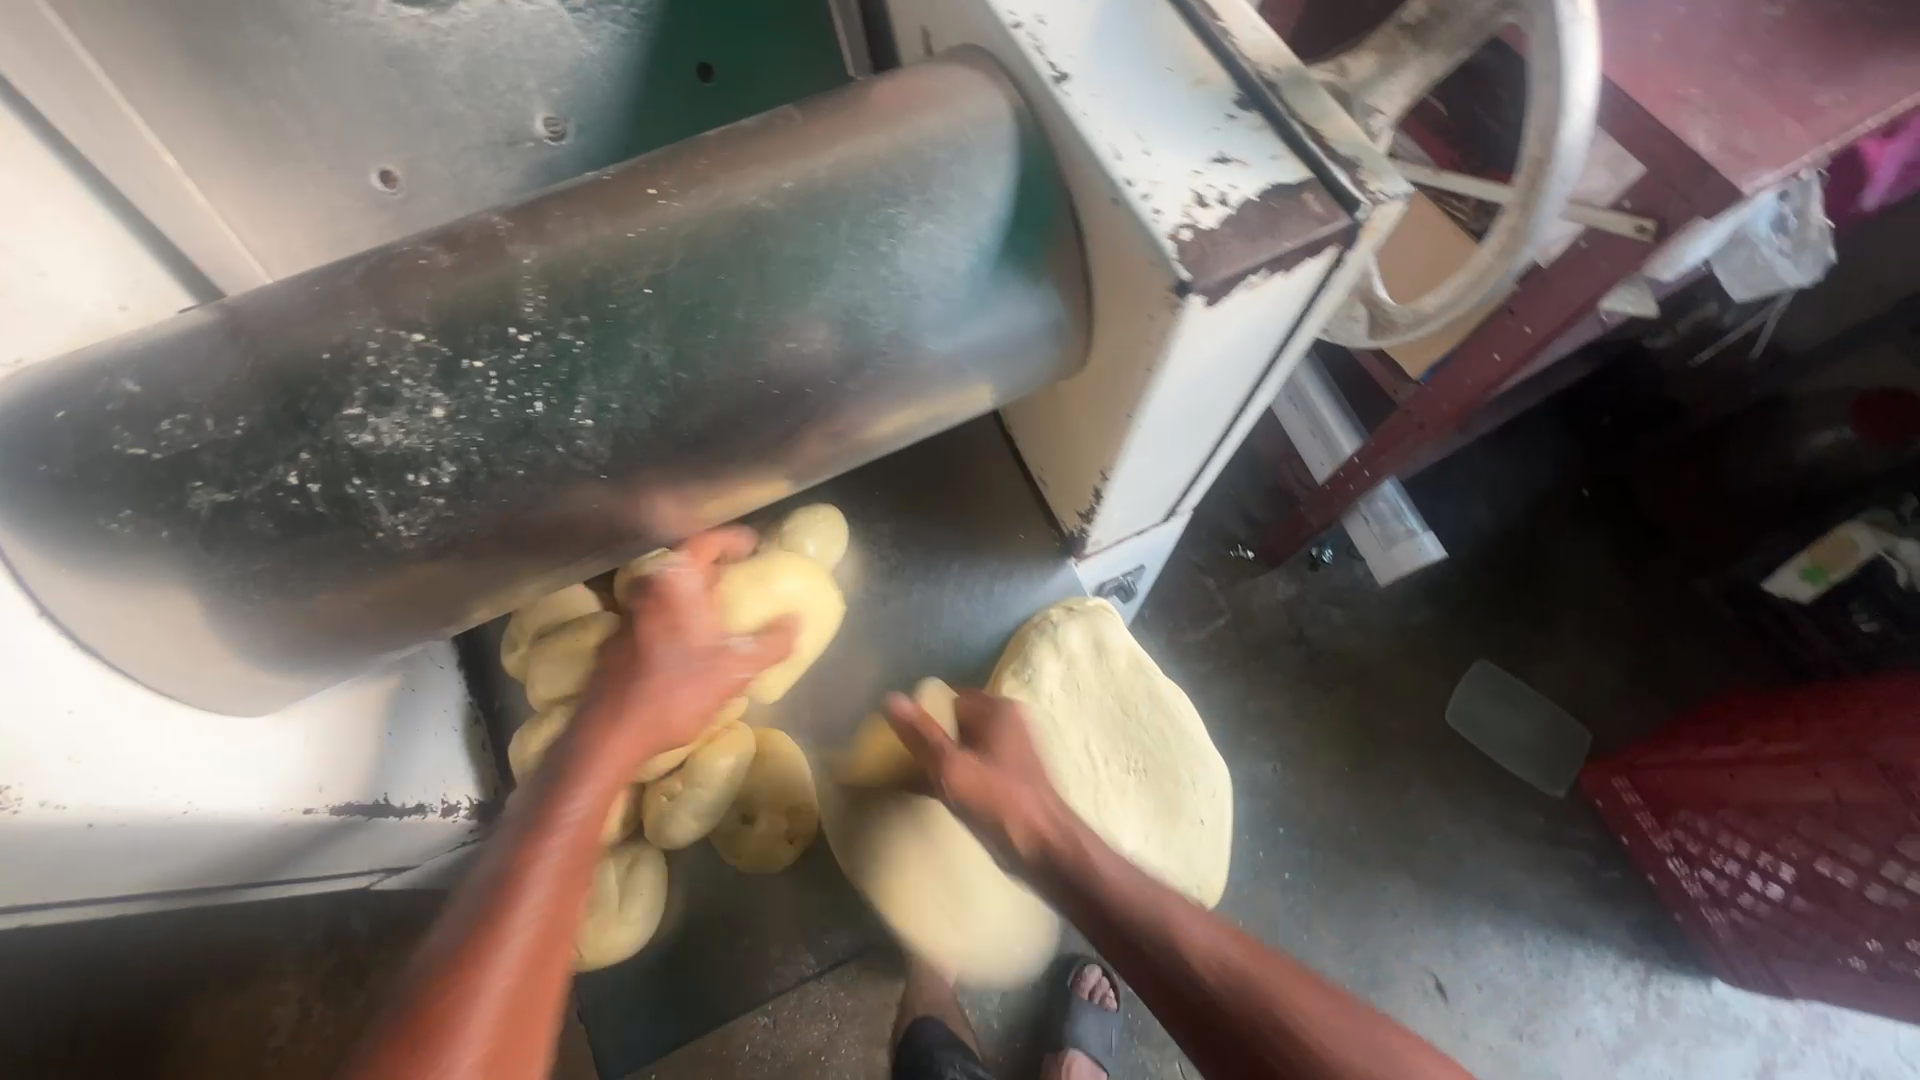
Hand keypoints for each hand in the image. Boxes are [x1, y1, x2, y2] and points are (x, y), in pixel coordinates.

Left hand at [573, 527, 796, 777]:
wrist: (612, 734)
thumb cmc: (678, 690)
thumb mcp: (738, 668)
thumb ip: (772, 642)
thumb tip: (796, 622)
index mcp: (675, 582)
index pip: (705, 542)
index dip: (732, 539)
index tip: (753, 546)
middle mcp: (648, 589)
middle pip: (686, 566)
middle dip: (716, 570)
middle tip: (742, 580)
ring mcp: (629, 616)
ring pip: (669, 593)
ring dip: (696, 598)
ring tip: (724, 613)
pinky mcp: (619, 642)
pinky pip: (657, 616)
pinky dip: (679, 619)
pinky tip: (695, 646)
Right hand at [884, 689, 1076, 876]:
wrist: (1046, 849)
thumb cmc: (999, 802)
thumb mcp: (952, 767)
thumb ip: (921, 734)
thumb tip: (891, 698)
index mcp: (997, 710)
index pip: (949, 697)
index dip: (922, 713)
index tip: (895, 732)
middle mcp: (1006, 723)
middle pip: (954, 721)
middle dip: (927, 737)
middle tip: (895, 754)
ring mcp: (1008, 752)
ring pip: (961, 746)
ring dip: (936, 759)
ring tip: (904, 773)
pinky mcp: (1006, 778)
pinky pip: (969, 767)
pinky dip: (949, 776)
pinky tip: (924, 792)